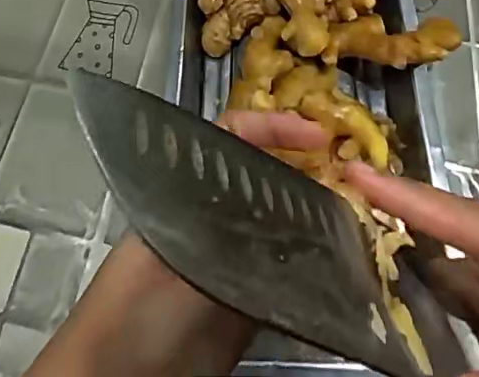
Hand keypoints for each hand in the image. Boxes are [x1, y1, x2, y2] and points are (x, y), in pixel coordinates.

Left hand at [28, 110, 329, 376]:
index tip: (316, 133)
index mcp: (190, 186)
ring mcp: (234, 252)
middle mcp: (216, 211)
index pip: (235, 134)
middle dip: (306, 161)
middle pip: (267, 170)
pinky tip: (345, 256)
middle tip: (351, 165)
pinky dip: (316, 258)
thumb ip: (226, 241)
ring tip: (358, 204)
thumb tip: (289, 224)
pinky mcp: (250, 295)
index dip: (274, 126)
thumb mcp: (175, 257)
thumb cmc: (133, 308)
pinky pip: (290, 266)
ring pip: (283, 215)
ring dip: (316, 208)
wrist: (119, 376)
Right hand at [345, 161, 478, 376]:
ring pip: (473, 293)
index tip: (361, 173)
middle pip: (472, 254)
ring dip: (423, 278)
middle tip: (350, 200)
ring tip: (365, 247)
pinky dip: (448, 319)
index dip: (420, 201)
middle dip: (413, 226)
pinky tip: (412, 316)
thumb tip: (455, 363)